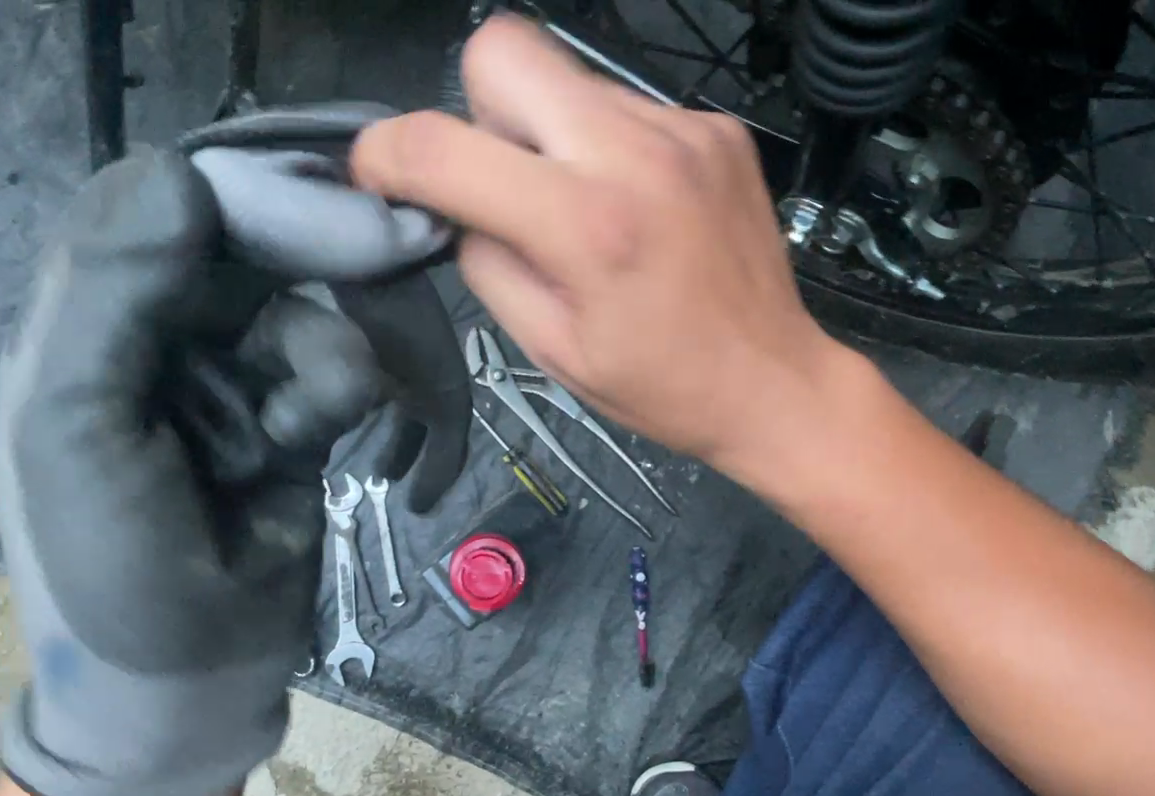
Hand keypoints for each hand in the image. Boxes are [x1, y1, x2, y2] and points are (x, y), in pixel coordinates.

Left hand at [0, 126, 445, 795]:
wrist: (189, 686)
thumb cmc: (113, 569)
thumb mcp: (78, 428)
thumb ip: (111, 295)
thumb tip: (182, 171)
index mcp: (83, 326)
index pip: (156, 211)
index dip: (236, 195)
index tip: (320, 202)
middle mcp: (159, 340)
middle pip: (245, 252)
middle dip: (309, 261)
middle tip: (391, 255)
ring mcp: (233, 383)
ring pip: (302, 317)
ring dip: (322, 359)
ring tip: (310, 424)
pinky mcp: (294, 422)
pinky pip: (333, 374)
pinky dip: (338, 394)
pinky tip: (320, 437)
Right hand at [351, 16, 854, 474]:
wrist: (773, 382)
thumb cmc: (661, 386)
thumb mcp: (553, 349)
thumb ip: (486, 265)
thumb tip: (454, 209)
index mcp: (585, 226)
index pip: (444, 146)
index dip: (386, 154)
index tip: (381, 176)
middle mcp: (634, 152)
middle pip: (503, 51)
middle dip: (479, 114)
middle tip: (506, 188)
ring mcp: (685, 129)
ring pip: (568, 81)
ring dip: (552, 138)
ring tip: (588, 213)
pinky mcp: (718, 128)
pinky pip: (626, 108)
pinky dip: (610, 150)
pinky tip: (639, 209)